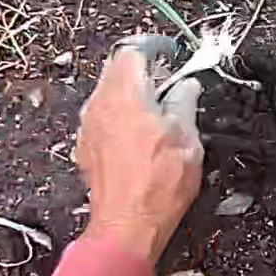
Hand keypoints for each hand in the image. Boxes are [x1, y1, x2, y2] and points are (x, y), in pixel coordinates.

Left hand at [75, 38, 204, 265]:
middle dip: (144, 70)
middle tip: (170, 82)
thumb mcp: (187, 139)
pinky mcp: (87, 148)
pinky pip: (104, 117)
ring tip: (159, 111)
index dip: (155, 49)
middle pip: (116, 70)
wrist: (128, 226)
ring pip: (108, 94)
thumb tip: (187, 87)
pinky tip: (142, 135)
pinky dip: (122, 116)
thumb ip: (185, 103)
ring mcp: (89, 128)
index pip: (132, 52)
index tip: (172, 55)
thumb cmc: (159, 185)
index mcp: (125, 96)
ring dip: (132, 94)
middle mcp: (99, 106)